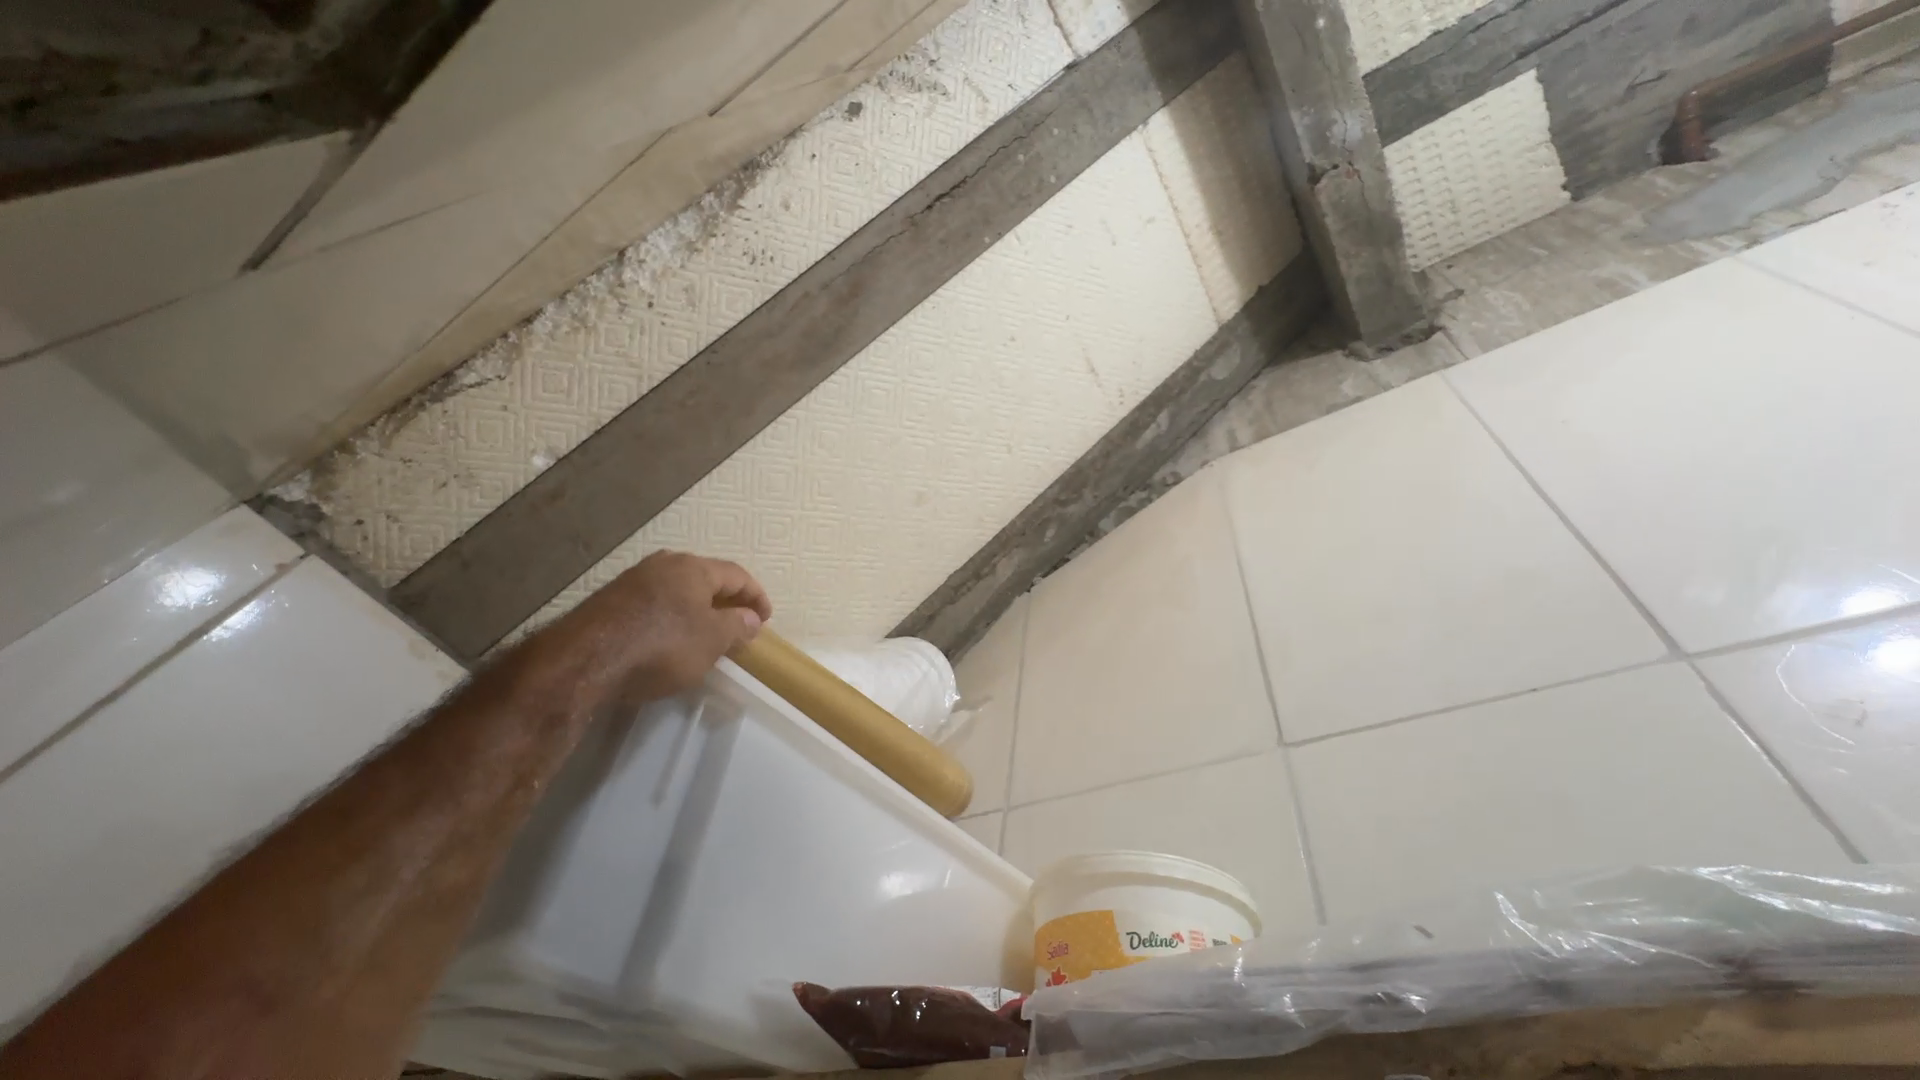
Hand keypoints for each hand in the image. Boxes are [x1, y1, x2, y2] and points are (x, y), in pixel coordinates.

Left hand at [555, 551, 773, 702]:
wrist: (586, 661)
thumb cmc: (662, 646)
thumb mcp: (712, 640)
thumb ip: (737, 626)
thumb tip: (751, 618)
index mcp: (692, 567)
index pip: (736, 575)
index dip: (756, 596)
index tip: (765, 620)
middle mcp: (662, 564)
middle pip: (704, 578)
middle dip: (724, 600)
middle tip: (737, 624)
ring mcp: (632, 581)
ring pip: (675, 590)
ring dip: (695, 609)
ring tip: (705, 634)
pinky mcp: (609, 602)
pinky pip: (652, 604)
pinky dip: (669, 618)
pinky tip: (668, 640)